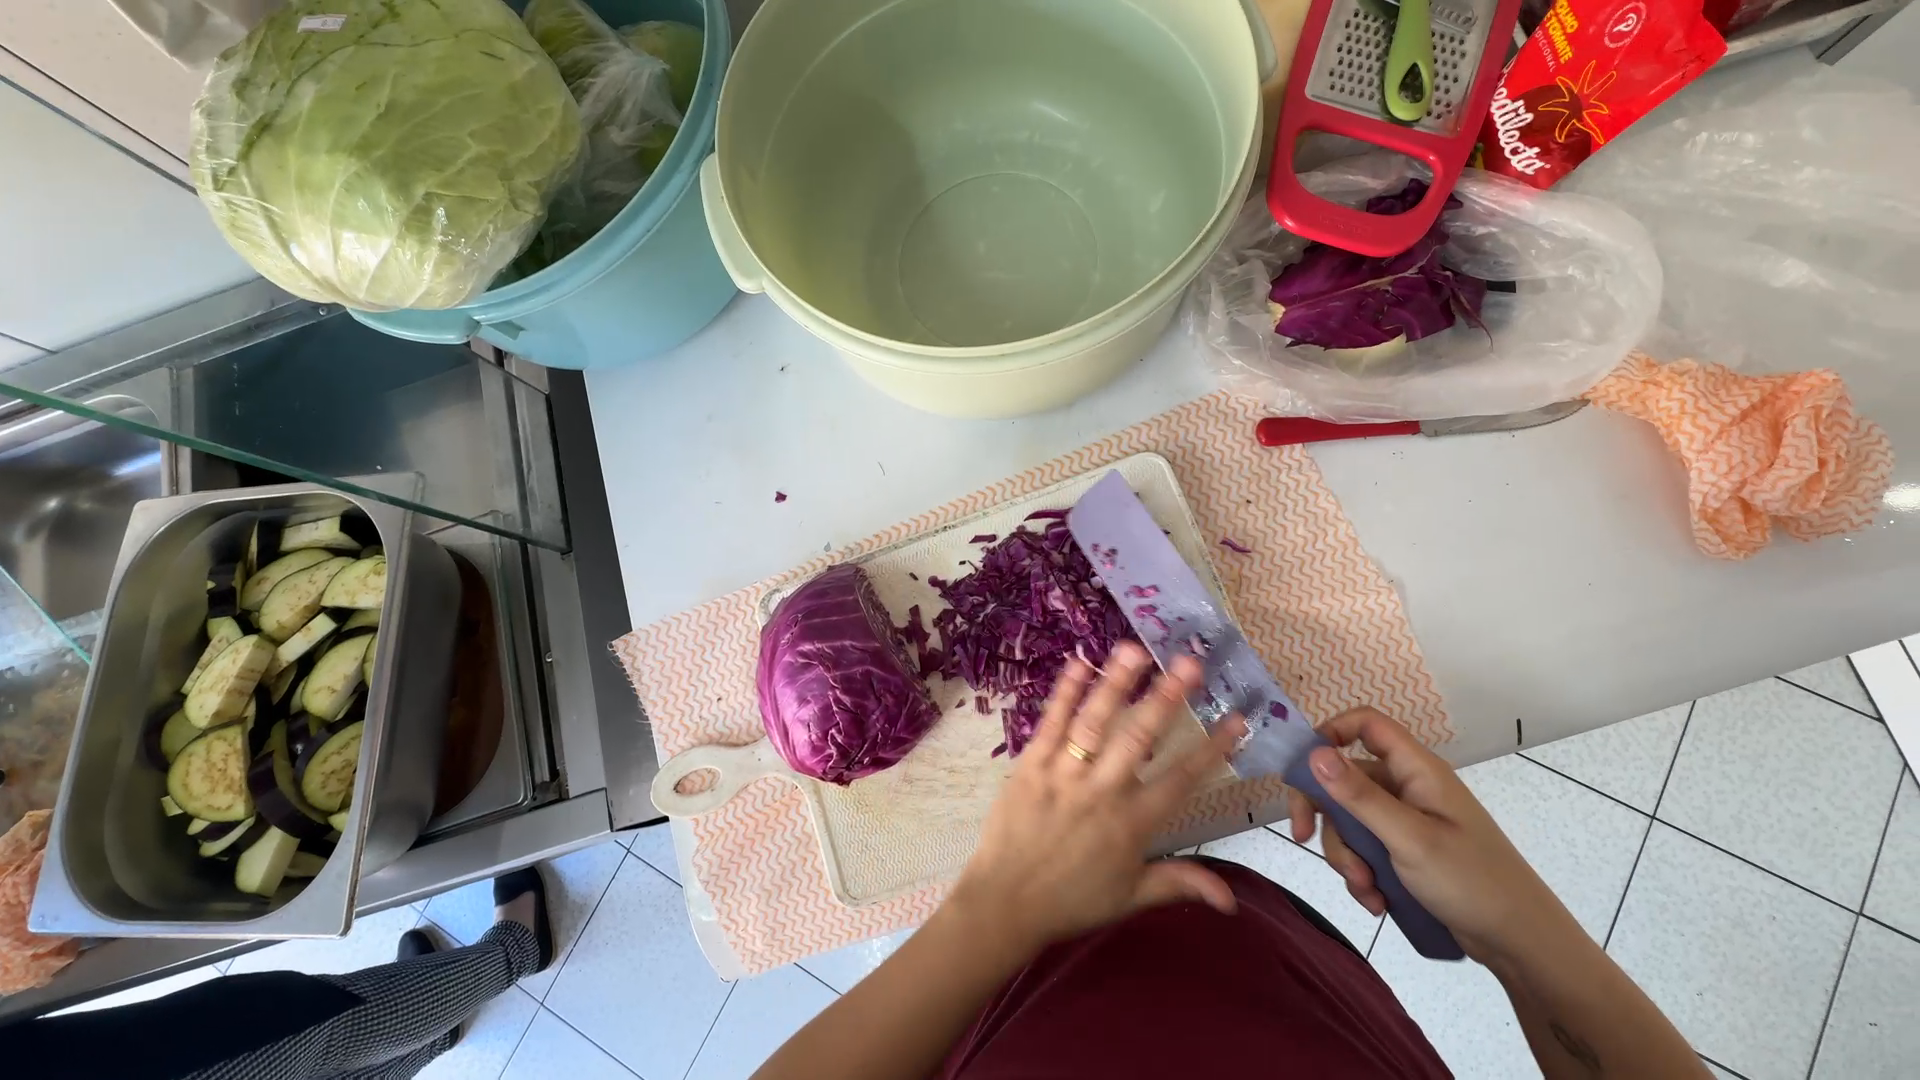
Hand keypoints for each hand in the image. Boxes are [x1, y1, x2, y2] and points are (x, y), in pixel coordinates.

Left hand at [948, 643, 1245, 955]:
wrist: (1005, 905)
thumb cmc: (1072, 901)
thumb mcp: (1131, 896)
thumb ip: (1180, 883)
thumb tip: (1234, 899)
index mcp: (1132, 823)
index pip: (1181, 779)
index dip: (1212, 750)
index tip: (1237, 719)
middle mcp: (1102, 792)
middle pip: (1140, 738)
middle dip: (1167, 698)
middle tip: (1190, 663)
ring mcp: (1063, 774)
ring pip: (1094, 723)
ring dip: (1115, 684)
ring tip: (1134, 649)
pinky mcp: (1030, 765)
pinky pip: (1050, 724)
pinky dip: (1064, 692)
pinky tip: (1079, 662)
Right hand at [1287, 707, 1566, 962]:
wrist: (1521, 943)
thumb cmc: (1472, 882)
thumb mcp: (1409, 839)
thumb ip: (1359, 796)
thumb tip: (1314, 753)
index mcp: (1416, 770)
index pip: (1365, 724)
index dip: (1330, 732)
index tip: (1302, 767)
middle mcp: (1408, 786)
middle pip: (1344, 779)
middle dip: (1326, 815)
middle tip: (1304, 839)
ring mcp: (1406, 819)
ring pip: (1349, 820)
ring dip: (1346, 855)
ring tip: (1365, 889)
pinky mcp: (1404, 849)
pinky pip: (1364, 848)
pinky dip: (1361, 872)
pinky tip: (1375, 900)